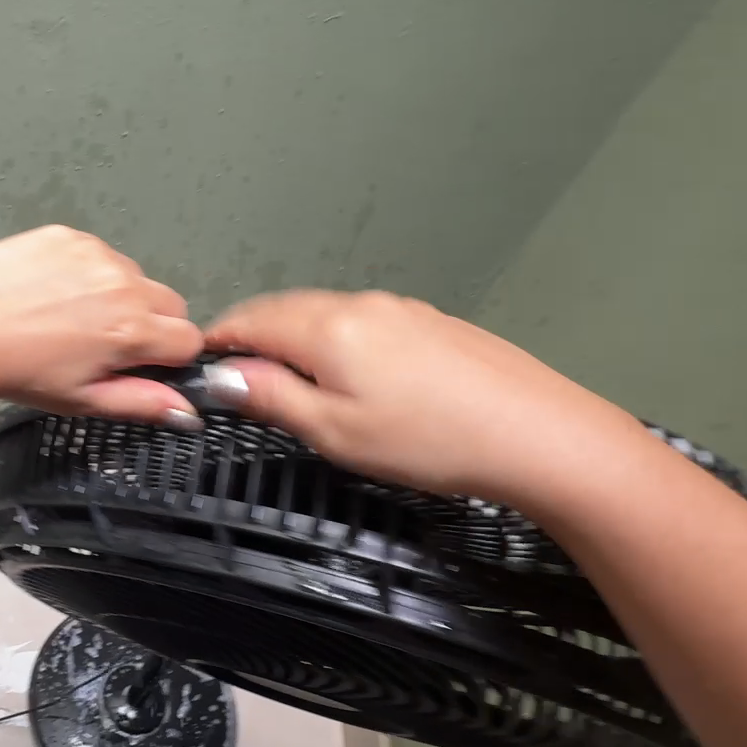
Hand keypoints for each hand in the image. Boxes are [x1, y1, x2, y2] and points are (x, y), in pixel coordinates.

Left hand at [0, 226, 204, 424]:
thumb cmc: (13, 367)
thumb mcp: (82, 399)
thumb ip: (142, 403)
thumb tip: (184, 411)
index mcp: (131, 329)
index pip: (189, 339)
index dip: (168, 357)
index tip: (141, 363)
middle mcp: (120, 284)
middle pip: (169, 304)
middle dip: (149, 324)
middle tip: (103, 343)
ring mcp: (94, 254)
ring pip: (132, 276)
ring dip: (116, 295)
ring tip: (69, 317)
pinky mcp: (67, 237)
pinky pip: (96, 254)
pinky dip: (84, 272)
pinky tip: (51, 293)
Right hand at [203, 290, 647, 502]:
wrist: (543, 437)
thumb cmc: (429, 442)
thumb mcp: (333, 432)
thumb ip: (270, 396)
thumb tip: (221, 375)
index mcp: (327, 328)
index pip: (249, 320)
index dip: (218, 342)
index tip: (202, 365)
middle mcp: (360, 305)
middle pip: (284, 309)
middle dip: (252, 336)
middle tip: (240, 378)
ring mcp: (401, 309)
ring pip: (323, 314)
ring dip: (293, 337)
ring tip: (290, 379)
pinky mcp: (431, 321)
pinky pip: (361, 321)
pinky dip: (333, 340)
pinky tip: (350, 373)